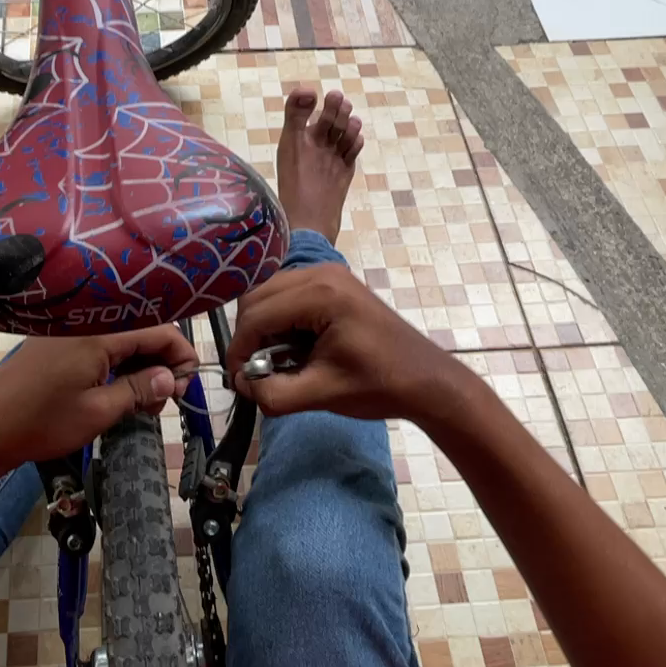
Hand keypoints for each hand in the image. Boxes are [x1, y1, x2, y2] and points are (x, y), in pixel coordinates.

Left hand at [0, 327, 198, 473]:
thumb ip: (139, 390)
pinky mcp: (56, 345)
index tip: (186, 385)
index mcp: (99, 334)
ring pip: (121, 341)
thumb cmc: (41, 423)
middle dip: (160, 364)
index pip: (158, 330)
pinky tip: (118, 394)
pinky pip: (99, 347)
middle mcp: (86, 324)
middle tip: (163, 402)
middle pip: (141, 333)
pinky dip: (116, 367)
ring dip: (139, 368)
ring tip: (142, 405)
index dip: (180, 355)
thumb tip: (170, 377)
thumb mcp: (98, 412)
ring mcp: (69, 333)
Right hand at [228, 264, 468, 420]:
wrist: (426, 380)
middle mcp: (321, 272)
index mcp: (321, 294)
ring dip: (262, 328)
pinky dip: (278, 320)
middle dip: (248, 337)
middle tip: (254, 373)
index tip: (239, 381)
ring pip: (267, 294)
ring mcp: (327, 273)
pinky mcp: (331, 282)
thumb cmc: (379, 385)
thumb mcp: (322, 394)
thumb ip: (273, 393)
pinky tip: (290, 348)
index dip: (239, 350)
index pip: (256, 316)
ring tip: (273, 363)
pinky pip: (285, 295)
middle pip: (256, 298)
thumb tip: (241, 385)